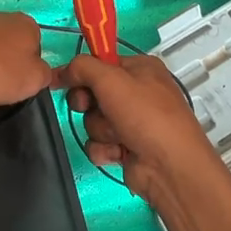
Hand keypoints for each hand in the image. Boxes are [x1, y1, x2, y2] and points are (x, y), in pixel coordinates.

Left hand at [0, 12, 53, 107]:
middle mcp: (1, 16)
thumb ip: (45, 74)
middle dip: (7, 65)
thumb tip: (40, 71)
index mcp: (26, 23)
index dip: (31, 67)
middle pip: (11, 46)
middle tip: (1, 86)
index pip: (37, 46)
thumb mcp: (35, 80)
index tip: (21, 83)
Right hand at [56, 54, 216, 204]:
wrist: (169, 167)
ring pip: (93, 120)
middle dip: (89, 105)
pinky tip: (119, 153)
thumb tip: (62, 71)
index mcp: (141, 69)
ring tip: (119, 136)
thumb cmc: (145, 115)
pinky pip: (98, 144)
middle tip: (89, 107)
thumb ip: (82, 67)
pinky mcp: (126, 147)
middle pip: (93, 93)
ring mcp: (132, 122)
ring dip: (100, 130)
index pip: (101, 64)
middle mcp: (137, 93)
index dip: (82, 73)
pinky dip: (104, 149)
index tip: (66, 81)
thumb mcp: (111, 80)